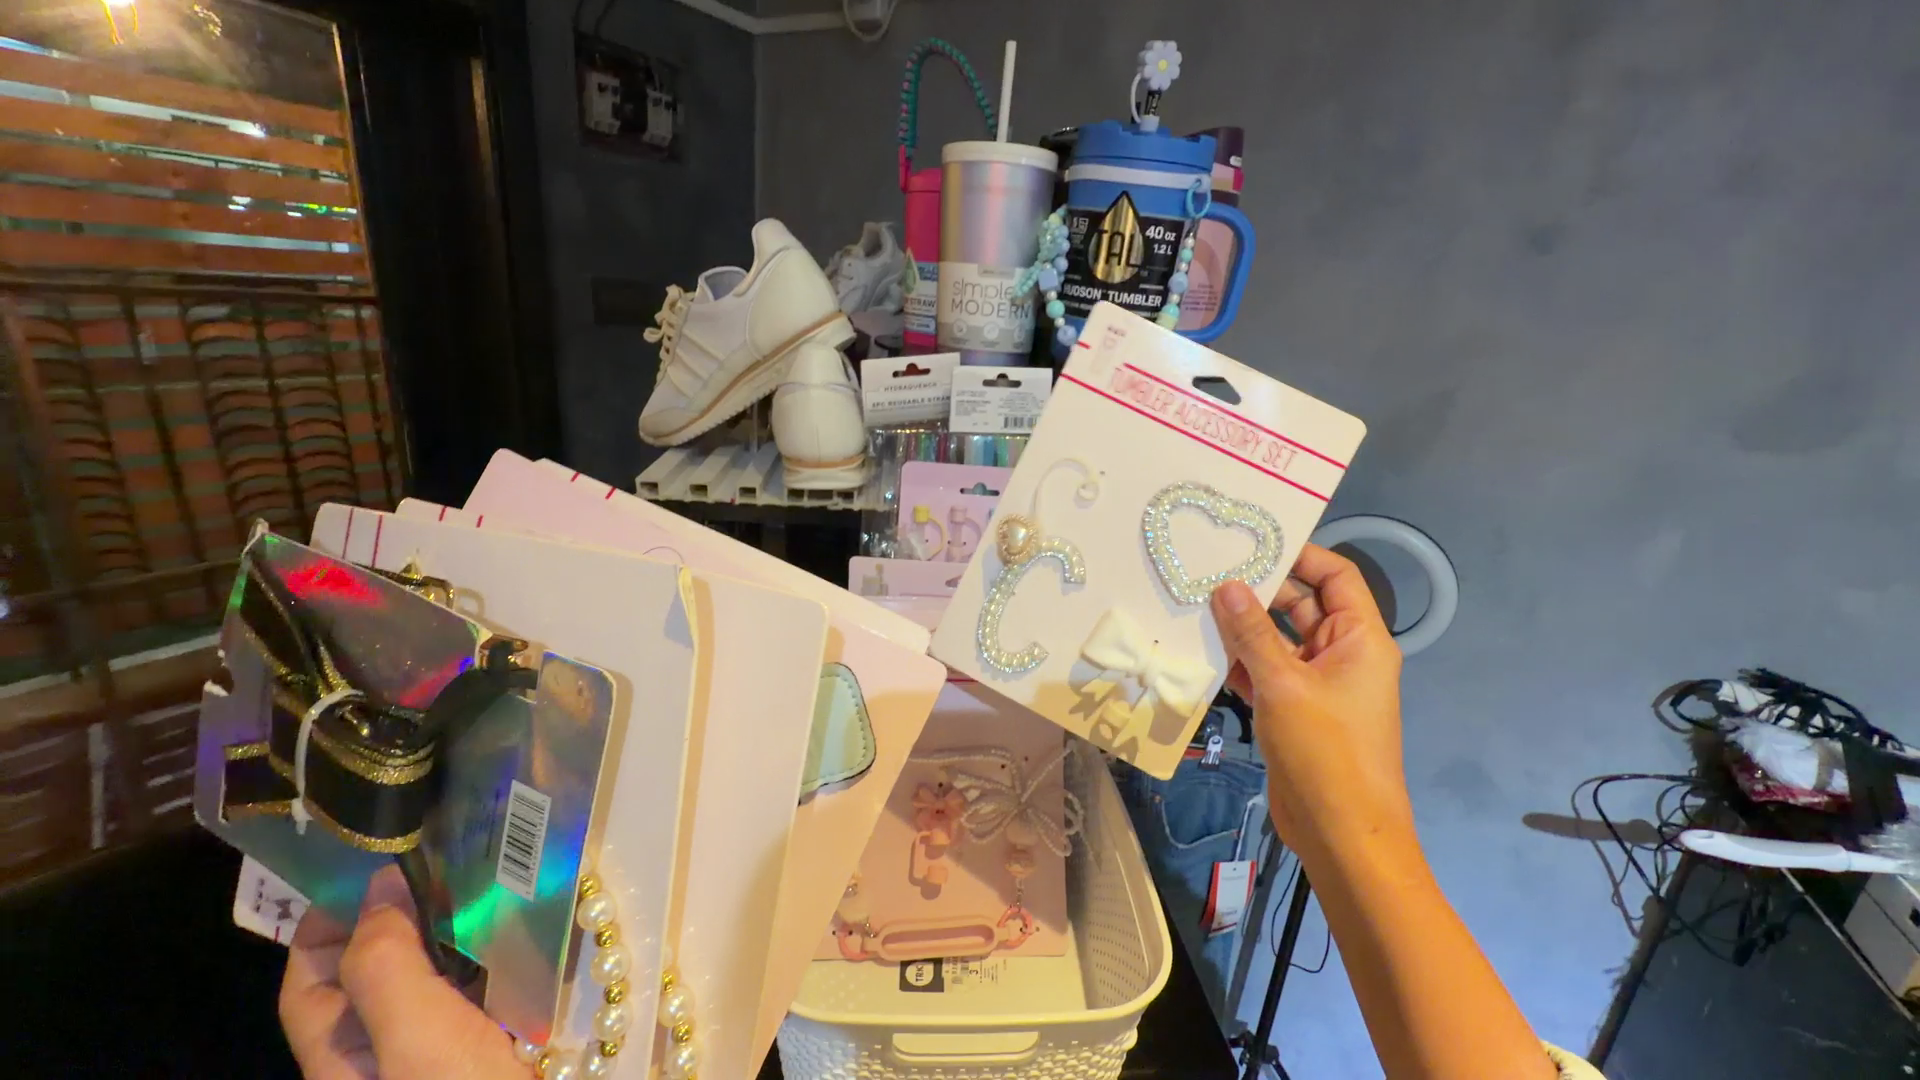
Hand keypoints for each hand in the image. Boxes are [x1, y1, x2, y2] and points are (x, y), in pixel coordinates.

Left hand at [280, 864, 523, 1079]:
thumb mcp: (417, 1036)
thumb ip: (387, 964)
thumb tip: (378, 886)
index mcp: (340, 1060)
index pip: (308, 981)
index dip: (324, 922)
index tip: (367, 862)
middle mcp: (379, 1058)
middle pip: (365, 977)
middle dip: (390, 917)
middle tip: (437, 862)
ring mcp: (433, 1058)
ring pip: (422, 982)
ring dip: (441, 933)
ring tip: (480, 886)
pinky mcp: (481, 1056)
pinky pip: (469, 995)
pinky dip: (482, 958)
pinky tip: (515, 939)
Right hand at [1211, 544, 1410, 858]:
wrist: (1341, 832)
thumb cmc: (1326, 751)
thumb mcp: (1284, 685)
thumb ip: (1251, 634)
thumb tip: (1227, 585)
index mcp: (1359, 639)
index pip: (1336, 577)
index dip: (1301, 555)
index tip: (1252, 544)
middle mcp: (1341, 654)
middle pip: (1301, 605)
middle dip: (1259, 591)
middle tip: (1208, 574)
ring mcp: (1317, 684)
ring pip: (1277, 640)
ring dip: (1242, 629)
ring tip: (1195, 608)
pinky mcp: (1294, 710)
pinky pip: (1265, 672)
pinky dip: (1239, 663)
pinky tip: (1202, 654)